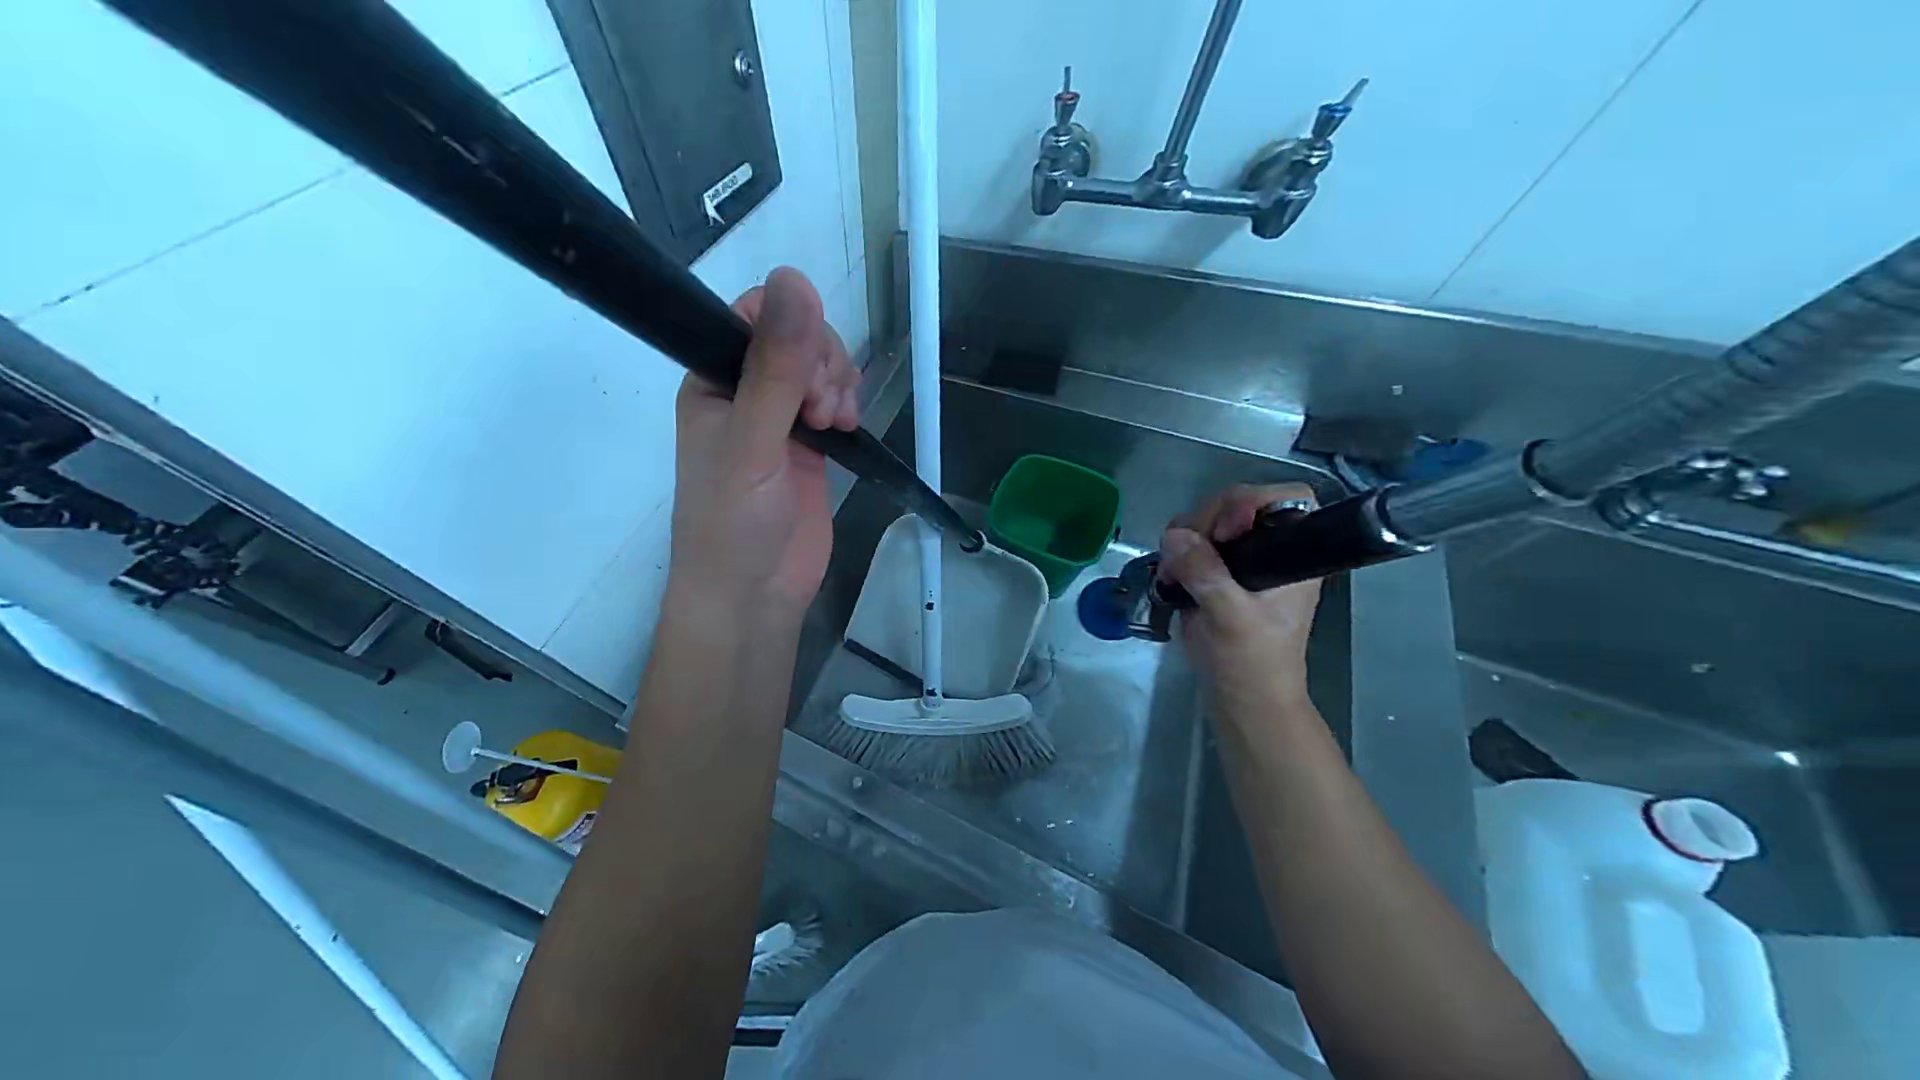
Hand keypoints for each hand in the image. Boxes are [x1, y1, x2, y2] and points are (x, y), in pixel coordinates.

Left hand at [667, 267, 861, 617]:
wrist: (753, 594)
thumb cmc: (733, 521)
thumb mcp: (751, 441)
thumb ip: (775, 368)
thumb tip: (796, 281)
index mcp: (713, 379)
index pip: (754, 316)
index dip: (792, 330)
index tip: (810, 372)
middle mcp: (746, 391)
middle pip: (797, 337)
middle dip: (822, 363)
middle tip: (822, 412)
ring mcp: (780, 418)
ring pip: (820, 366)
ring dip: (838, 383)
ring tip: (836, 423)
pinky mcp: (809, 444)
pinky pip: (834, 400)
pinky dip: (847, 404)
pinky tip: (847, 428)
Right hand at [1158, 483, 1323, 715]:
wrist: (1242, 699)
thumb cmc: (1252, 662)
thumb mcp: (1231, 618)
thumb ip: (1206, 574)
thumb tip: (1174, 537)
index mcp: (1292, 555)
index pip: (1284, 499)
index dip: (1251, 503)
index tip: (1226, 533)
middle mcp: (1269, 549)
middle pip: (1235, 504)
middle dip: (1205, 523)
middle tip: (1187, 556)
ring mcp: (1240, 559)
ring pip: (1207, 522)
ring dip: (1183, 541)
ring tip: (1175, 574)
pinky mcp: (1215, 572)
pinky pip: (1190, 545)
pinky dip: (1175, 555)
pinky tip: (1171, 579)